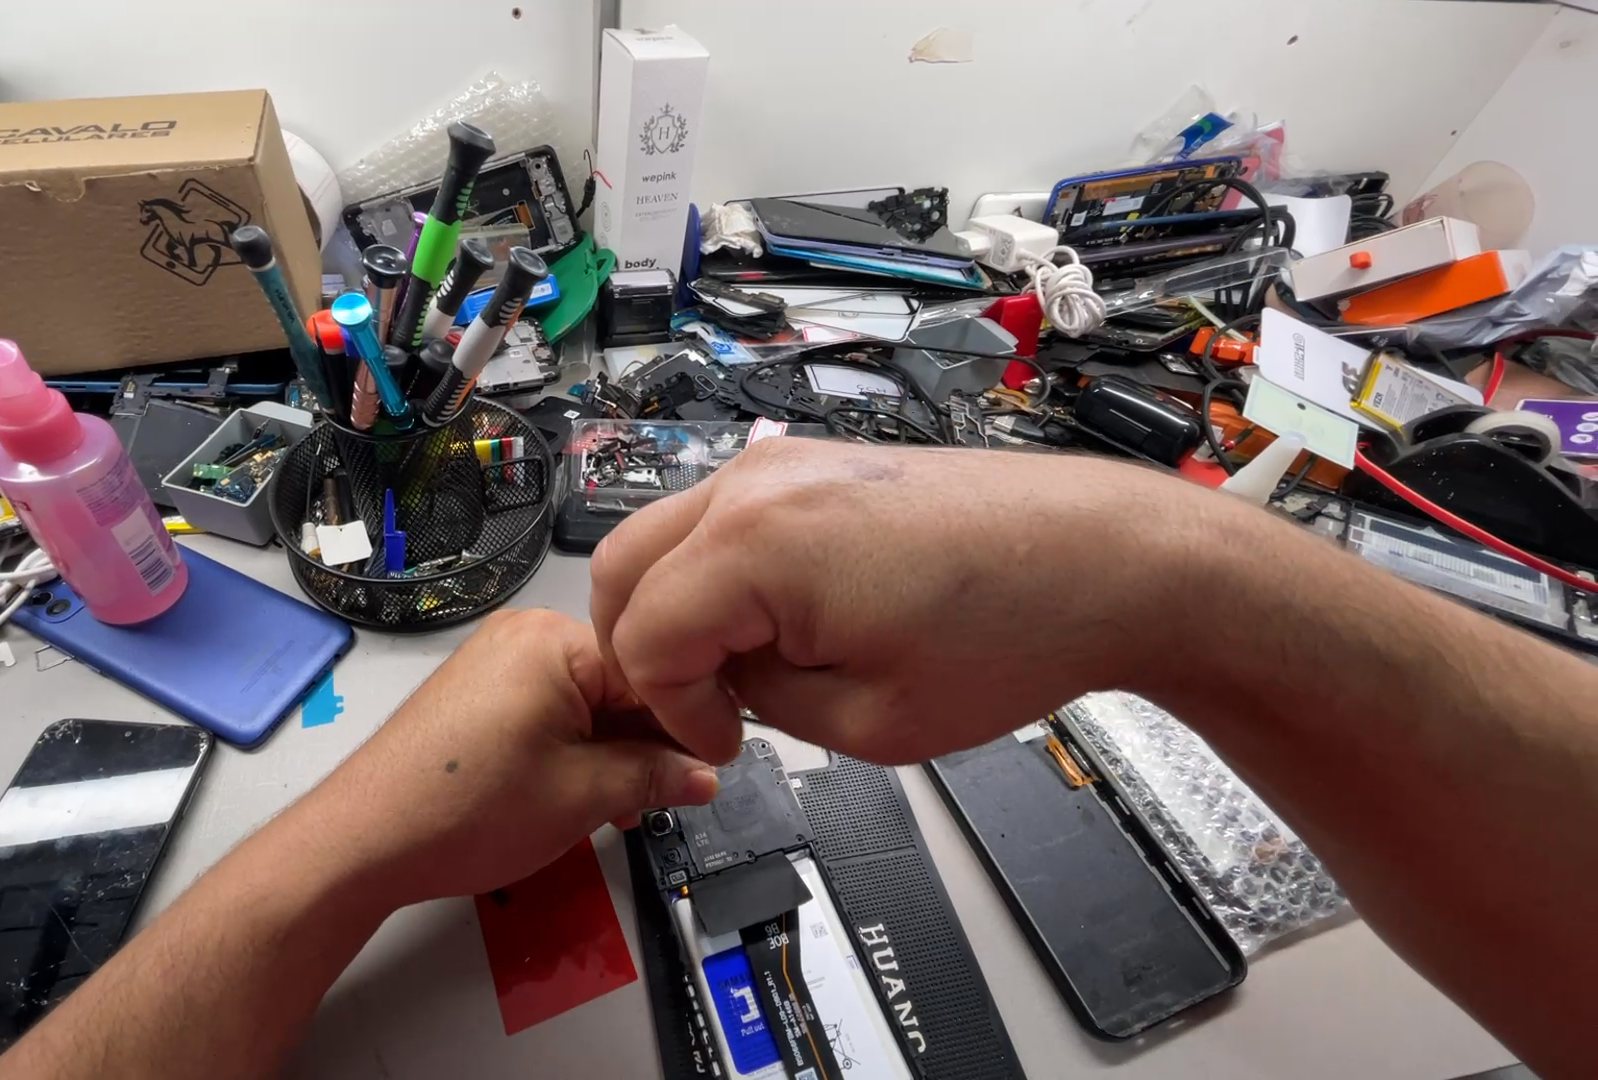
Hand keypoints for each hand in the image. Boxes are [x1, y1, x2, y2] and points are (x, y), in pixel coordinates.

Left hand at [321, 608, 718, 904]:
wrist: (364, 839)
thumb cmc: (467, 808)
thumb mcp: (581, 796)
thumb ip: (655, 778)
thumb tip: (707, 774)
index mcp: (555, 640)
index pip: (651, 671)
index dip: (685, 725)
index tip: (709, 766)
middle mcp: (526, 633)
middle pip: (618, 681)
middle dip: (643, 742)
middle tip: (661, 797)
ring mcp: (499, 657)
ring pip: (586, 697)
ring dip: (609, 748)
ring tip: (615, 806)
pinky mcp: (482, 685)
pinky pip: (550, 703)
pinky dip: (572, 742)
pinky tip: (578, 786)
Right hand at [591, 438, 1222, 764]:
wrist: (1101, 555)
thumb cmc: (1009, 636)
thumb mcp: (868, 722)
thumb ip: (758, 699)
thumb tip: (721, 673)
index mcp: (755, 544)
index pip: (644, 637)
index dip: (672, 708)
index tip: (728, 740)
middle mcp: (751, 484)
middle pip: (620, 568)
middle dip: (643, 650)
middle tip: (704, 703)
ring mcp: (775, 463)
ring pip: (659, 538)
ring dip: (674, 609)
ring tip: (744, 662)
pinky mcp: (802, 464)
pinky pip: (712, 521)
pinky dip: (710, 576)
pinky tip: (771, 616)